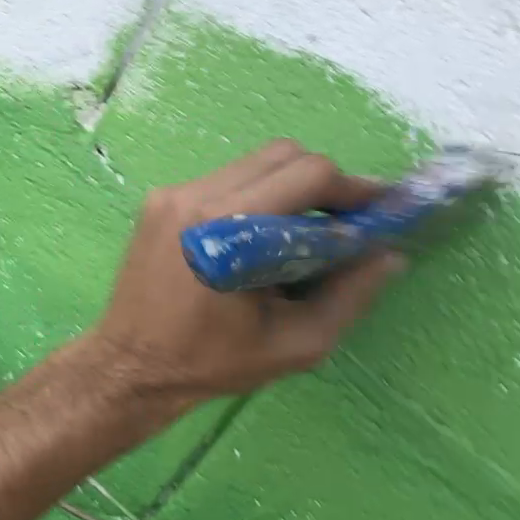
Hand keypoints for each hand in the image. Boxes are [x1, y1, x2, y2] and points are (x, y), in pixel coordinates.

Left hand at [87, 140, 404, 407]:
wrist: (130, 364)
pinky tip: (260, 237)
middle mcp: (196, 195)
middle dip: (324, 183)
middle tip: (346, 222)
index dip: (353, 188)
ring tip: (307, 231)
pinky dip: (254, 196)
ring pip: (252, 164)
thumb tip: (390, 253)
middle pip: (282, 155)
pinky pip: (223, 179)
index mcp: (227, 227)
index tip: (379, 210)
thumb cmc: (211, 362)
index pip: (308, 174)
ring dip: (289, 188)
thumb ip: (349, 295)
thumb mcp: (295, 344)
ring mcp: (172, 193)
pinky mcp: (159, 200)